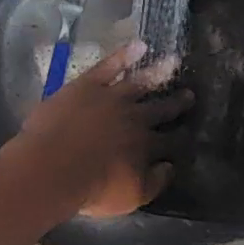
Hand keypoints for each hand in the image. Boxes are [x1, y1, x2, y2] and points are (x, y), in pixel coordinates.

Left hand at [16, 41, 192, 217]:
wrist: (53, 167)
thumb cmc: (91, 188)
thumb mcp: (130, 198)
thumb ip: (155, 183)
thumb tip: (171, 167)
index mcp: (145, 147)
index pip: (169, 141)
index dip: (180, 137)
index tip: (189, 132)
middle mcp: (135, 118)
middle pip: (160, 109)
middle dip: (176, 103)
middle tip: (190, 95)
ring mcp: (112, 97)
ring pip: (141, 82)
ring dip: (159, 73)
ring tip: (173, 63)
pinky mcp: (88, 85)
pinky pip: (110, 65)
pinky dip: (125, 55)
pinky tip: (139, 46)